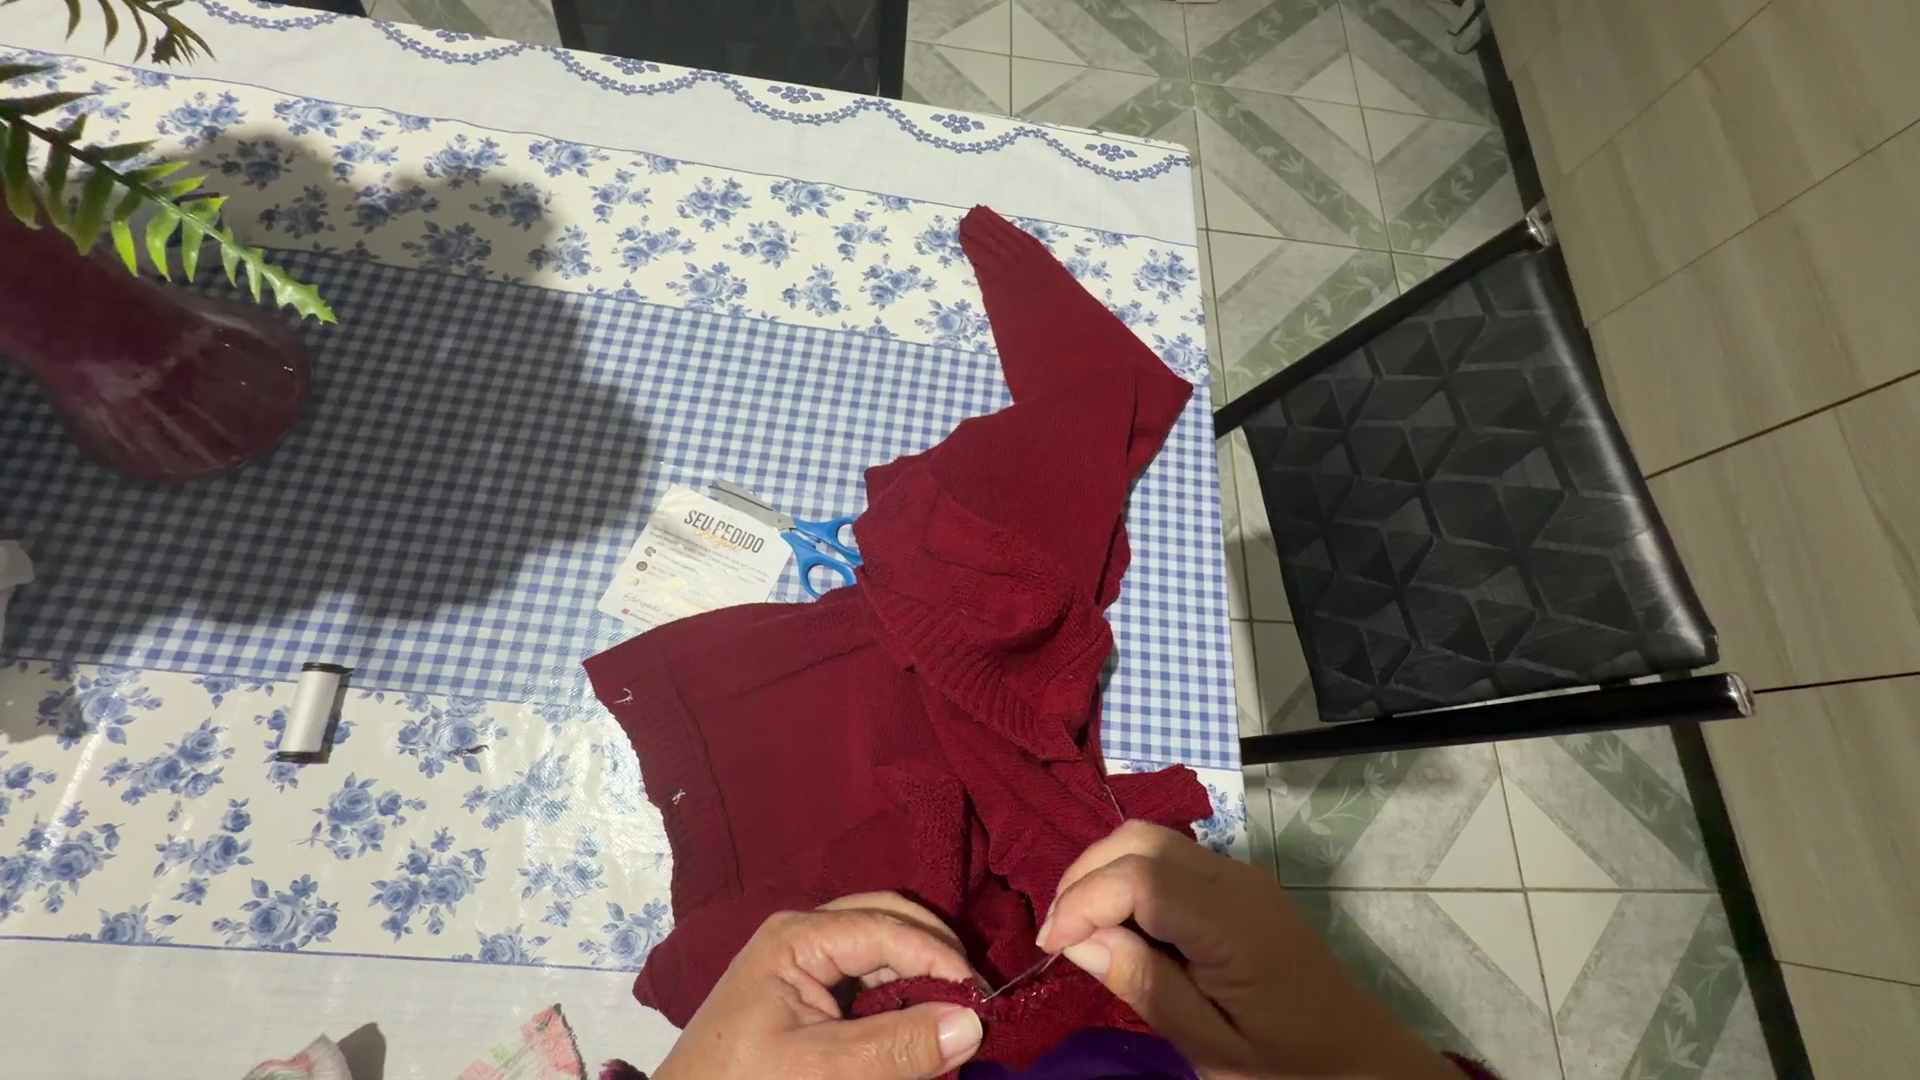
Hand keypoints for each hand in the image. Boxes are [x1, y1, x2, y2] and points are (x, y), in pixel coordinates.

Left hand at [651, 892, 985, 1079]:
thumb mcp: (819, 1072)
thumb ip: (896, 1048)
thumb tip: (973, 1022)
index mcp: (799, 935)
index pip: (886, 927)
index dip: (939, 957)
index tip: (982, 997)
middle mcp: (804, 933)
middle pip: (887, 922)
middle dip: (933, 954)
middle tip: (974, 998)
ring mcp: (805, 959)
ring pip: (881, 950)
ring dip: (919, 977)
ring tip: (953, 1013)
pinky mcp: (807, 989)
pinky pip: (866, 978)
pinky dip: (898, 997)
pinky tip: (918, 1023)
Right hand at [1037, 822, 1459, 1079]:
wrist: (1365, 1064)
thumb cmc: (1288, 1068)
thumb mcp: (1214, 1049)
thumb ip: (1146, 987)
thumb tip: (1078, 939)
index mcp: (1232, 921)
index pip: (1139, 876)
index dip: (1083, 899)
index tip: (1049, 945)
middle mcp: (1233, 878)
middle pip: (1139, 839)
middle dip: (1085, 873)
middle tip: (1057, 932)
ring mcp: (1237, 873)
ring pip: (1150, 838)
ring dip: (1104, 869)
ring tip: (1079, 925)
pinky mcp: (1236, 881)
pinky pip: (1168, 856)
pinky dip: (1129, 874)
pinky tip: (1118, 918)